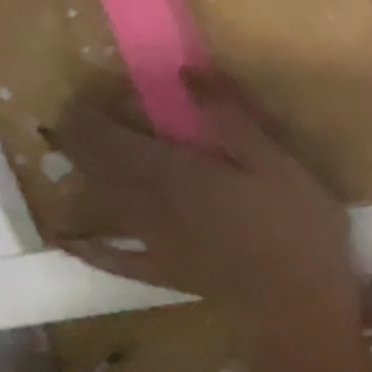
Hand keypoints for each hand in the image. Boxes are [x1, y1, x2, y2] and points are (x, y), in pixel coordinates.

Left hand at [53, 75, 360, 331]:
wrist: (301, 297)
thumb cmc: (298, 225)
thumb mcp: (278, 163)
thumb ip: (231, 119)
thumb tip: (184, 74)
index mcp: (168, 169)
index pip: (99, 129)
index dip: (92, 104)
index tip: (113, 88)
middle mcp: (142, 201)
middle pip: (90, 161)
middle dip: (83, 133)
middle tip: (102, 116)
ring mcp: (147, 239)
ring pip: (96, 200)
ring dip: (85, 174)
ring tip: (92, 158)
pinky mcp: (161, 269)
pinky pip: (108, 256)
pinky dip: (85, 243)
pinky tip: (70, 236)